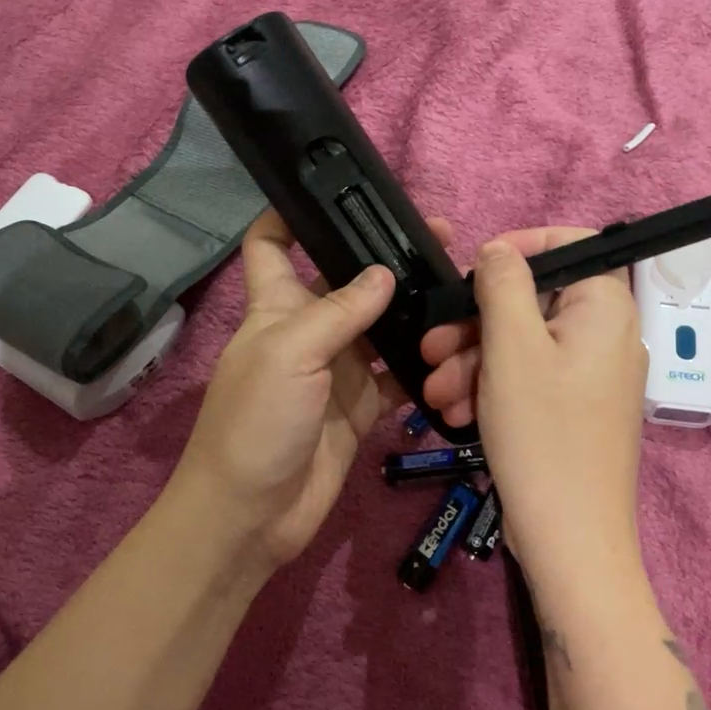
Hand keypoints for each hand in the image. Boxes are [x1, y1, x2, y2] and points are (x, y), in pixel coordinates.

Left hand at [173, 210, 451, 570]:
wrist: (251, 517)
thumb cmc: (255, 422)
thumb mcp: (290, 353)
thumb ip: (340, 310)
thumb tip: (386, 272)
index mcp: (276, 306)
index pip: (271, 245)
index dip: (289, 215)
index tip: (336, 191)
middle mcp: (308, 330)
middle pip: (348, 281)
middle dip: (385, 258)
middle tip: (441, 239)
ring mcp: (338, 369)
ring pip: (381, 326)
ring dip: (413, 309)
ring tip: (459, 286)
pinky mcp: (362, 405)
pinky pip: (398, 374)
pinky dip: (424, 364)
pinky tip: (457, 346)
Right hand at [419, 231, 648, 586]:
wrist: (570, 541)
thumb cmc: (542, 434)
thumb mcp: (511, 348)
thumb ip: (503, 284)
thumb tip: (499, 250)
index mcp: (606, 307)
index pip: (571, 244)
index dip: (520, 247)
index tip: (472, 271)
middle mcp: (608, 334)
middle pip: (537, 300)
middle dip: (477, 321)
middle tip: (431, 345)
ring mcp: (594, 375)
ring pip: (526, 343)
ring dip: (474, 360)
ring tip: (434, 391)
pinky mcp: (578, 409)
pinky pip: (533, 378)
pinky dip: (494, 387)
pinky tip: (455, 413)